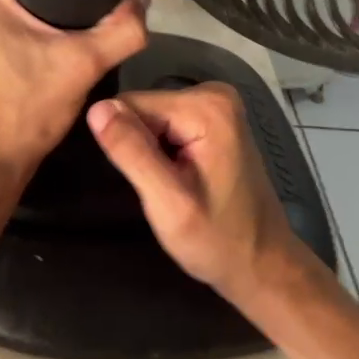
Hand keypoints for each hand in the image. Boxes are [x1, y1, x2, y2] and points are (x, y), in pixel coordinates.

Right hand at [86, 83, 302, 301]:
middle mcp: (213, 93)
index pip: (130, 104)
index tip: (147, 180)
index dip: (126, 145)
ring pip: (150, 116)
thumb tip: (96, 109)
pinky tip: (179, 177)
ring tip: (170, 184)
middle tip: (161, 188)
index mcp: (206, 106)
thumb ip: (133, 153)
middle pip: (142, 107)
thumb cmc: (218, 242)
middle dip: (140, 147)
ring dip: (150, 151)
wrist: (263, 264)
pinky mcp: (214, 116)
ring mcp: (216, 103)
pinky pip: (165, 123)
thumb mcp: (169, 204)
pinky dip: (163, 151)